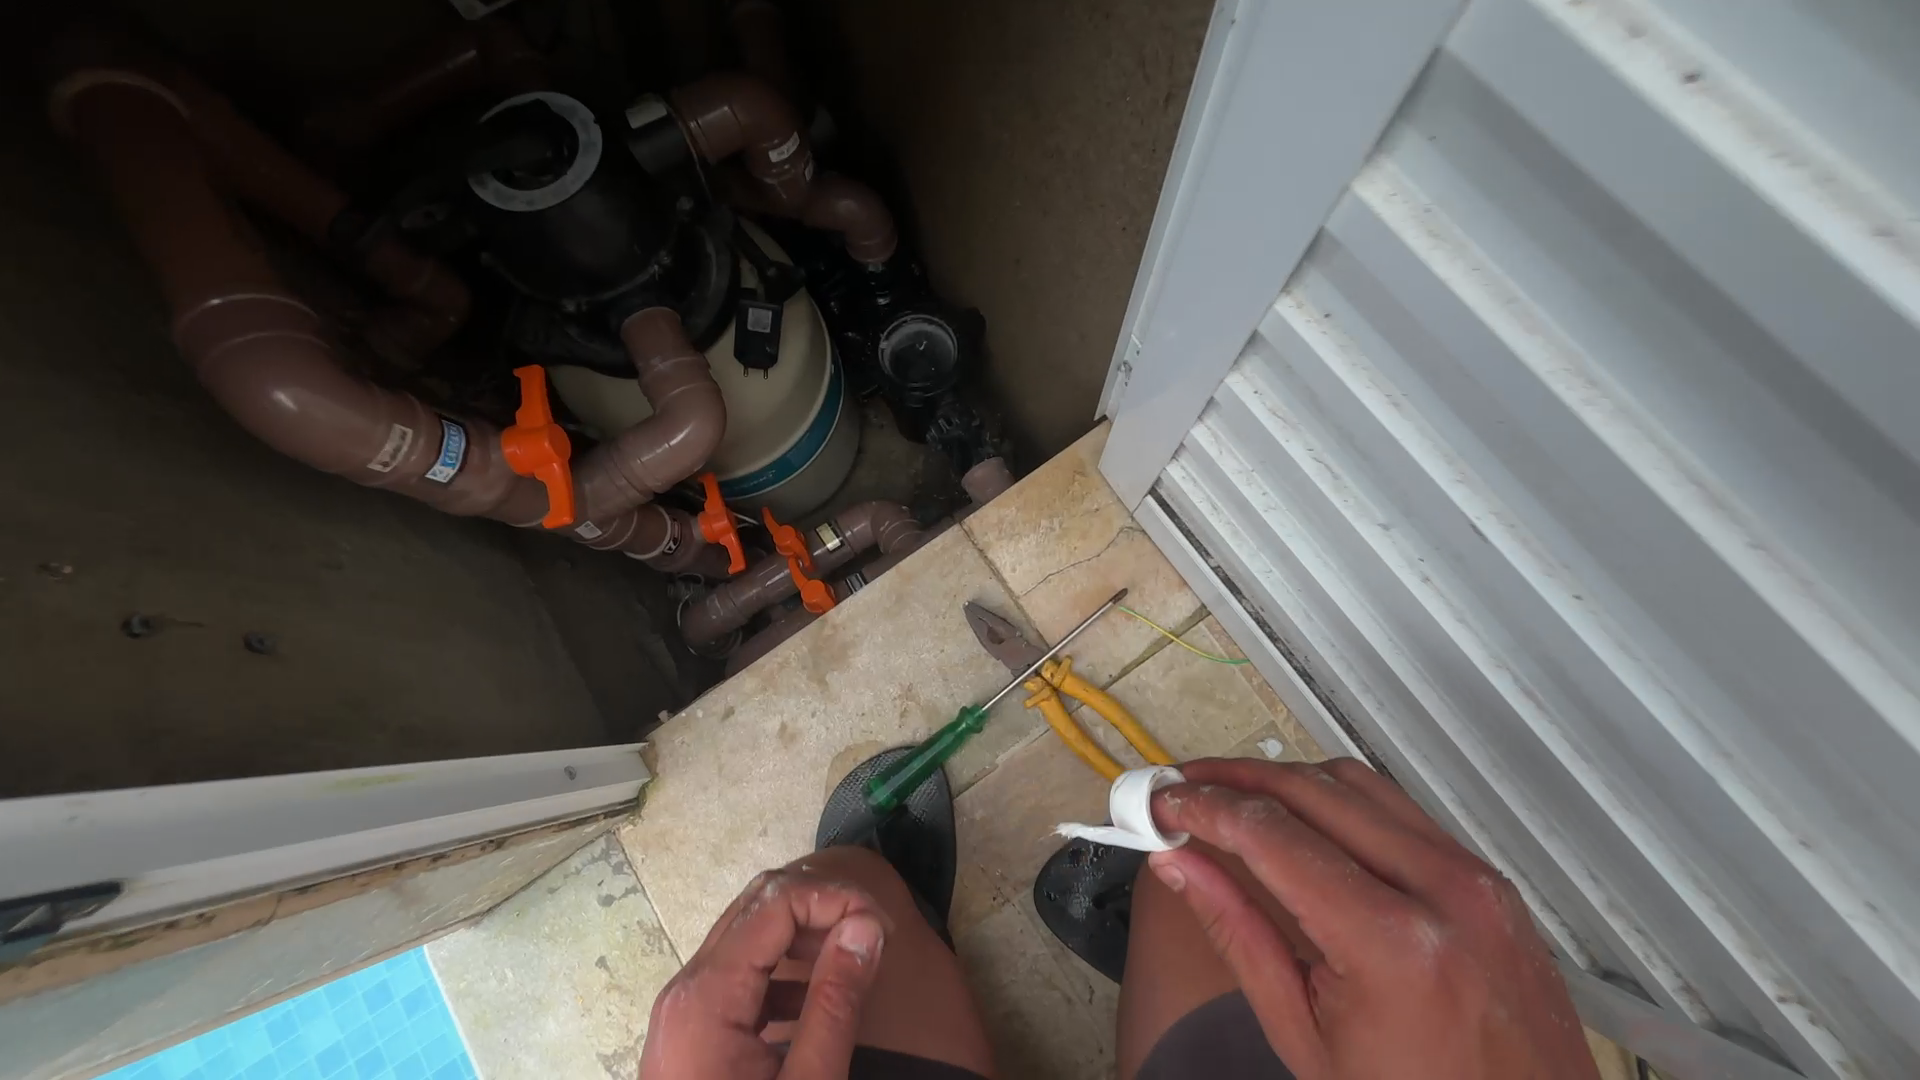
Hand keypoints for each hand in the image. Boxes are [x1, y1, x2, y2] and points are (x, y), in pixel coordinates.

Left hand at [639, 867, 889, 1078]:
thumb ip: (836, 1000)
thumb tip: (867, 926)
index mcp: (706, 994)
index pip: (776, 903)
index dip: (834, 898)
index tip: (884, 926)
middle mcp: (687, 987)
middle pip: (757, 906)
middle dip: (821, 906)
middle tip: (873, 932)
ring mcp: (684, 1008)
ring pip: (749, 934)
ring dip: (804, 933)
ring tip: (854, 955)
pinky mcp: (692, 1031)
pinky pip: (740, 974)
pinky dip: (783, 969)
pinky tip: (817, 996)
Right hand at [1148, 758, 1597, 1079]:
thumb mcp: (1302, 1032)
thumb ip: (1234, 930)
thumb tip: (1173, 859)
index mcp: (1392, 942)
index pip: (1272, 834)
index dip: (1204, 807)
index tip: (1160, 800)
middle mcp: (1442, 888)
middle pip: (1310, 790)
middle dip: (1234, 777)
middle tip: (1181, 785)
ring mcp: (1475, 875)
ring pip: (1353, 783)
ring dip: (1281, 778)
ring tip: (1229, 794)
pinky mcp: (1487, 876)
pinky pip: (1395, 807)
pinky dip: (1333, 796)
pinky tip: (1298, 814)